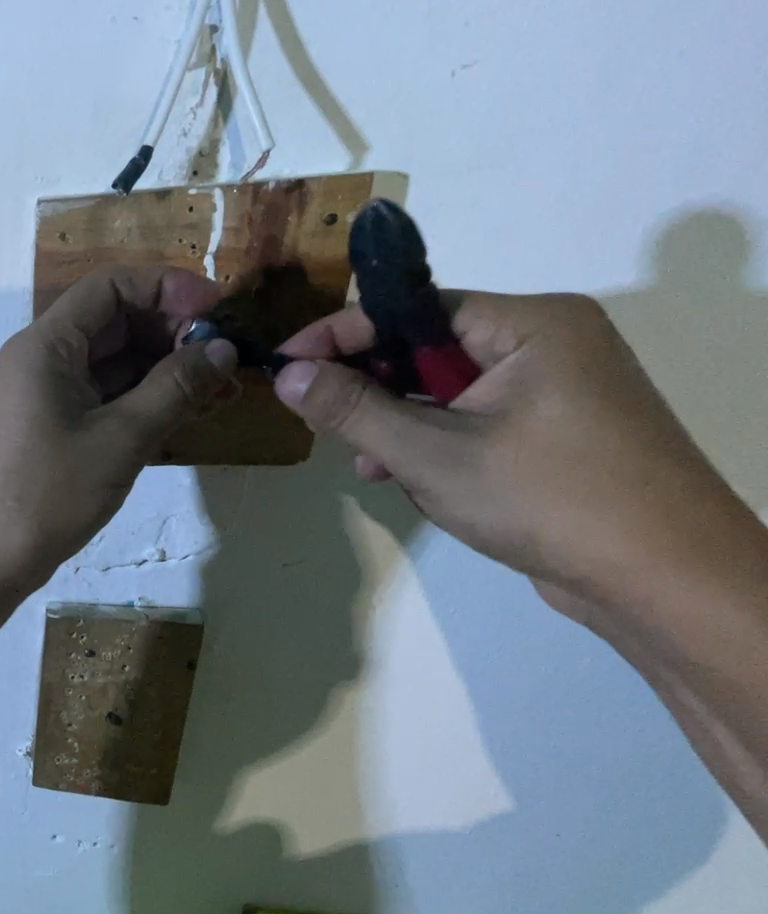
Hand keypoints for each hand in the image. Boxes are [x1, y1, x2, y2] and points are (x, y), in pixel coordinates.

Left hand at [0, 265, 235, 592]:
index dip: (169, 288)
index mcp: (44, 346)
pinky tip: (188, 413)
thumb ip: (175, 387)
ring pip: (112, 361)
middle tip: (227, 361)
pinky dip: (142, 398)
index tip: (220, 315)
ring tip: (221, 392)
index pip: (110, 286)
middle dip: (173, 332)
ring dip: (164, 370)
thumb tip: (223, 348)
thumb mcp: (122, 439)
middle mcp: (39, 359)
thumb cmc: (50, 495)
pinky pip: (102, 394)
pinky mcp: (50, 425)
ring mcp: (43, 394)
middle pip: (114, 320)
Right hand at [273, 291, 758, 613]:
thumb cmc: (545, 497)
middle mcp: (545, 343)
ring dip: (395, 425)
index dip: (339, 335)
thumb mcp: (430, 452)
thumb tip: (286, 373)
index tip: (282, 367)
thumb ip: (352, 408)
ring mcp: (551, 388)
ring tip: (371, 465)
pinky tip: (404, 477)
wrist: (659, 575)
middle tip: (321, 424)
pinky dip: (428, 443)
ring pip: (440, 390)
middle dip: (370, 390)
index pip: (410, 310)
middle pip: (424, 350)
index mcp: (530, 325)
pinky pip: (466, 419)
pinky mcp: (549, 429)